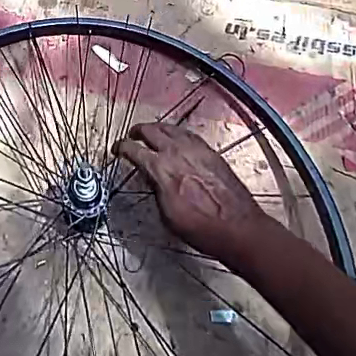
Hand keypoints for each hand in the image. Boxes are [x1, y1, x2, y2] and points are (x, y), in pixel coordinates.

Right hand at [114, 121, 280, 268]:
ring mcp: (195, 148)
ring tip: (152, 133)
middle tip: (132, 136)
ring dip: (157, 129)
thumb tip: (151, 178)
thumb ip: (156, 189)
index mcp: (161, 168)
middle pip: (151, 131)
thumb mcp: (167, 214)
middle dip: (138, 131)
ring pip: (170, 128)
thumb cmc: (201, 228)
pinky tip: (177, 138)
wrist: (237, 228)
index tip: (117, 149)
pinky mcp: (210, 151)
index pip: (134, 150)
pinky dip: (176, 133)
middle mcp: (176, 152)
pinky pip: (188, 134)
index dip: (121, 147)